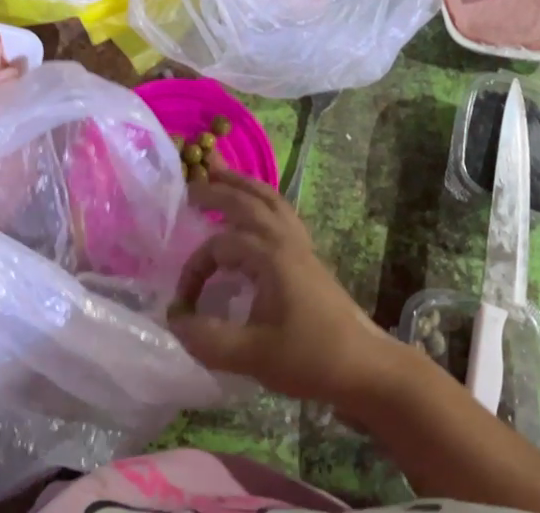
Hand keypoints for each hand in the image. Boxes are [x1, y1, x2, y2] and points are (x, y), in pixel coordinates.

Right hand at [167, 167, 412, 411]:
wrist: (364, 366)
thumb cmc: (310, 358)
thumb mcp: (252, 355)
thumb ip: (208, 338)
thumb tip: (175, 321)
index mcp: (271, 256)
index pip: (220, 246)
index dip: (194, 270)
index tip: (183, 306)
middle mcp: (286, 241)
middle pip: (248, 201)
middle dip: (217, 190)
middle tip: (190, 184)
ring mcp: (302, 246)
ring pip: (269, 201)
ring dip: (243, 186)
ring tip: (220, 174)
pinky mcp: (310, 258)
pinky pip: (282, 213)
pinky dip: (263, 202)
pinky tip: (256, 209)